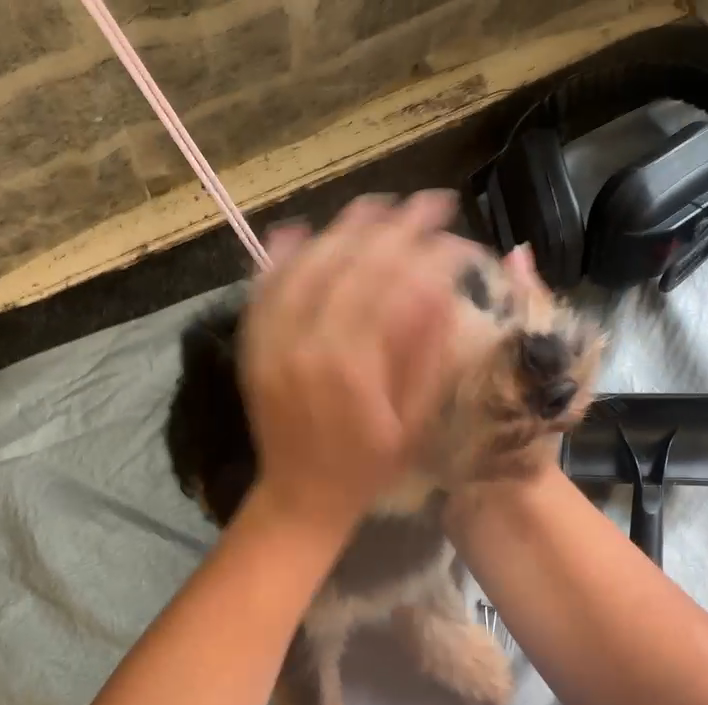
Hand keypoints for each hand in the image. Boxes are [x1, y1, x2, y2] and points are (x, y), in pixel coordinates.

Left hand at [239, 191, 477, 532]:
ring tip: (375, 207)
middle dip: (393, 229)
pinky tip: (297, 232)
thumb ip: (423, 355)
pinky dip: (278, 261)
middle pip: (350, 267)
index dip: (427, 253)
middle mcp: (306, 347)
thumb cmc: (365, 467)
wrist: (299, 498)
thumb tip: (442, 290)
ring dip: (340, 232)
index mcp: (352, 367)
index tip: (454, 234)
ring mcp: (273, 346)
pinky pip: (262, 295)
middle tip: (427, 204)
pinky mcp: (253, 352)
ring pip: (304, 271)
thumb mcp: (410, 422)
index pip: (393, 286)